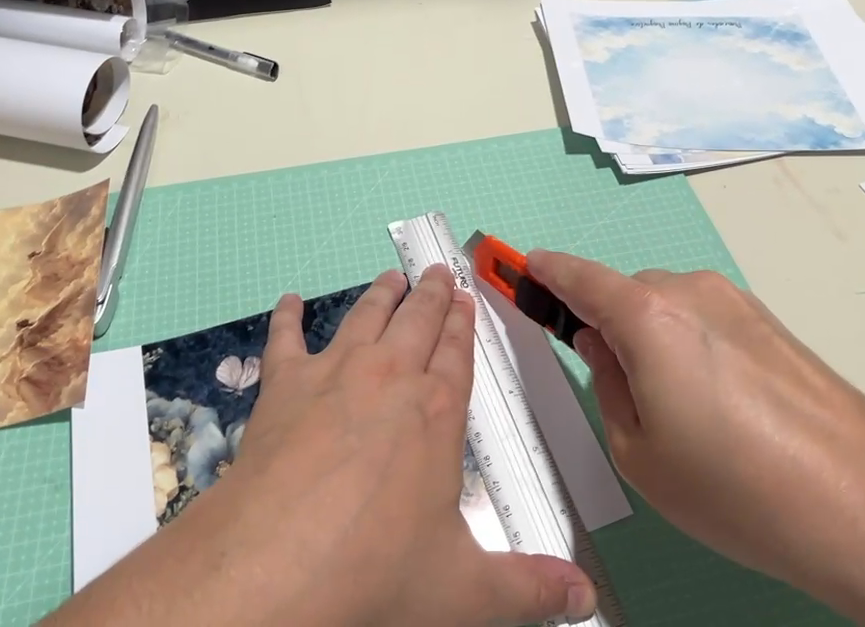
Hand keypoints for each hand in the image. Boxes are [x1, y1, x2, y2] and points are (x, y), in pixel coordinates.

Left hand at [55, 268, 594, 626]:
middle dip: (429, 294)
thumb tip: (589, 597)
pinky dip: (288, 316)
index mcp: (436, 412)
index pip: (456, 353)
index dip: (462, 324)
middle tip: (436, 270)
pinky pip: (286, 339)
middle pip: (416, 322)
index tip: (465, 297)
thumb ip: (529, 589)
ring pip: (364, 318)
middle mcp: (389, 377)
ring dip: (380, 294)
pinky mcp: (283, 386)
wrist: (276, 562)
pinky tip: (289, 300)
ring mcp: (333, 374)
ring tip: (390, 277)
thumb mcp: (465, 589)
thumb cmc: (378, 568)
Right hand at [527, 252, 864, 591]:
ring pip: (668, 308)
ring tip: (681, 414)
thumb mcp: (638, 452)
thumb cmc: (734, 488)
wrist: (864, 507)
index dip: (544, 271)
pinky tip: (720, 409)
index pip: (578, 277)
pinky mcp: (772, 324)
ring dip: (654, 339)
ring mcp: (737, 304)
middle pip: (627, 294)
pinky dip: (692, 347)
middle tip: (616, 388)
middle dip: (609, 325)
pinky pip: (707, 321)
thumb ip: (605, 383)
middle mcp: (691, 292)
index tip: (520, 267)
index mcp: (646, 316)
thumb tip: (601, 346)